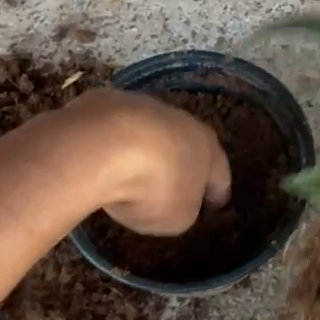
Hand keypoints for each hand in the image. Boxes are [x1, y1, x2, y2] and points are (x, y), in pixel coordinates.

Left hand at [59, 88, 230, 233]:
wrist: (100, 144)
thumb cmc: (153, 186)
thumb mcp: (177, 217)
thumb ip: (183, 208)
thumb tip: (176, 200)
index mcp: (207, 147)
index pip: (219, 172)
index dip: (218, 190)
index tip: (216, 203)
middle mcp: (181, 120)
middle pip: (186, 144)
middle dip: (181, 163)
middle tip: (174, 184)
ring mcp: (142, 106)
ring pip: (149, 132)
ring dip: (146, 150)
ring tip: (130, 173)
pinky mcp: (106, 102)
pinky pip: (114, 130)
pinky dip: (112, 144)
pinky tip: (100, 161)